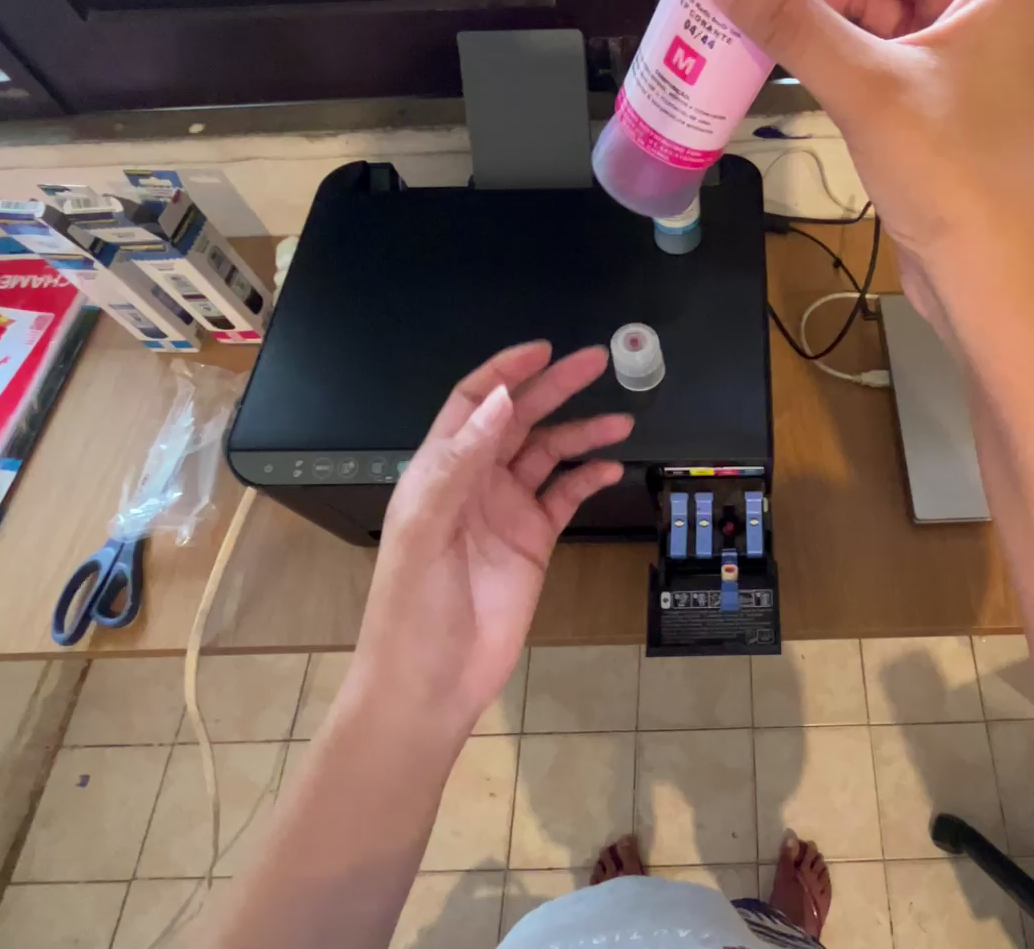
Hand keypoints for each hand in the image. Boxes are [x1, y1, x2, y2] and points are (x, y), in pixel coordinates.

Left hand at [353, 342, 631, 733]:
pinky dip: (587, 477)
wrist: (432, 682)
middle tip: (596, 362)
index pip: (474, 404)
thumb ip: (460, 462)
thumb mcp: (425, 529)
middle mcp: (475, 482)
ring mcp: (506, 510)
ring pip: (548, 455)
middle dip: (556, 388)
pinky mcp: (533, 540)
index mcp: (440, 470)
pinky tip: (609, 468)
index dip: (506, 373)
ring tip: (621, 421)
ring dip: (582, 433)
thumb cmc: (413, 609)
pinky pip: (564, 495)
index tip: (543, 350)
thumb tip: (500, 401)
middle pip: (519, 420)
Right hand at [682, 0, 1033, 326]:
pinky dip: (828, 52)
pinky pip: (872, 57)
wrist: (989, 282)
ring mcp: (958, 58)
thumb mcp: (866, 87)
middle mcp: (983, 5)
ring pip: (872, 10)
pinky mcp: (931, 105)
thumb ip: (788, 17)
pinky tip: (776, 47)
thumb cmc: (952, 176)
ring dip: (812, 7)